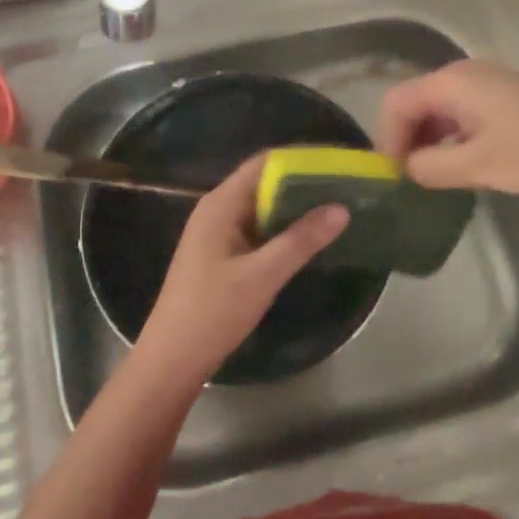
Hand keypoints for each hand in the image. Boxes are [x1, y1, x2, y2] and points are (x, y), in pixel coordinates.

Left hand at [134, 155, 349, 385]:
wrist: (173, 359)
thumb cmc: (213, 311)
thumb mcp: (263, 275)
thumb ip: (301, 240)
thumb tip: (341, 208)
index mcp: (220, 205)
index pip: (264, 163)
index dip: (300, 159)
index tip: (336, 163)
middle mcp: (217, 211)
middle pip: (264, 183)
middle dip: (303, 183)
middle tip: (345, 188)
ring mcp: (218, 234)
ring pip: (262, 209)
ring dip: (295, 208)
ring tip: (336, 209)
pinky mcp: (222, 256)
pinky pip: (258, 231)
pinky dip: (283, 230)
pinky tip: (310, 240)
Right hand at [378, 60, 518, 192]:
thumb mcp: (479, 166)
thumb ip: (432, 167)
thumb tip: (407, 169)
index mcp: (452, 83)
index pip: (397, 103)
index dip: (387, 138)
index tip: (392, 176)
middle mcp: (463, 73)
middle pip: (414, 102)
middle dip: (405, 139)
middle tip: (408, 178)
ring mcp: (484, 82)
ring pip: (436, 108)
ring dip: (427, 139)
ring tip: (431, 175)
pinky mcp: (500, 95)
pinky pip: (458, 111)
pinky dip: (448, 135)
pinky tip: (459, 163)